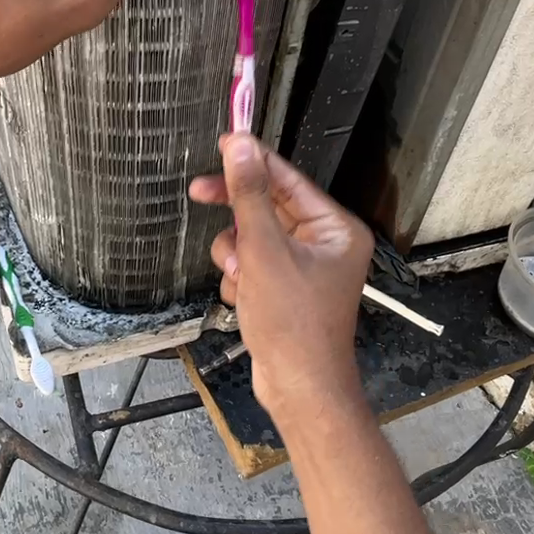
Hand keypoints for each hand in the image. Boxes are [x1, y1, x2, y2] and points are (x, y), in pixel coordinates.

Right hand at [188, 133, 373, 422]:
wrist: (299, 390)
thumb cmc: (291, 321)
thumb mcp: (264, 251)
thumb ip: (249, 196)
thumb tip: (240, 144)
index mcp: (335, 228)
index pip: (288, 180)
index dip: (252, 161)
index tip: (220, 143)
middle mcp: (325, 243)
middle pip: (268, 208)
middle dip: (239, 220)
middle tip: (198, 192)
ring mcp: (305, 268)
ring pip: (254, 238)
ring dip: (237, 256)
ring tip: (241, 279)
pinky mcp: (287, 289)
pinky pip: (254, 265)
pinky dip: (242, 279)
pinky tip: (246, 301)